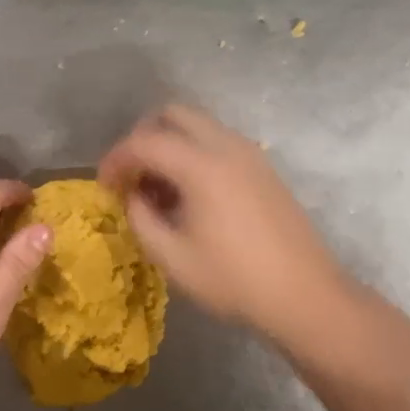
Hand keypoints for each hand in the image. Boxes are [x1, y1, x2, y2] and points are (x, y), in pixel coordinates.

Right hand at [99, 105, 352, 344]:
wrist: (306, 296)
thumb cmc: (235, 280)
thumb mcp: (173, 258)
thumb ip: (142, 219)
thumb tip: (134, 197)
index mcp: (201, 164)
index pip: (144, 141)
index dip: (116, 159)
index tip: (103, 185)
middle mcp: (226, 146)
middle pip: (173, 114)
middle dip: (143, 137)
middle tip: (131, 174)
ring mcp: (249, 153)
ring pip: (197, 126)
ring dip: (170, 145)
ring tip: (159, 190)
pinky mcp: (263, 168)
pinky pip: (217, 142)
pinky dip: (194, 153)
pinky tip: (190, 196)